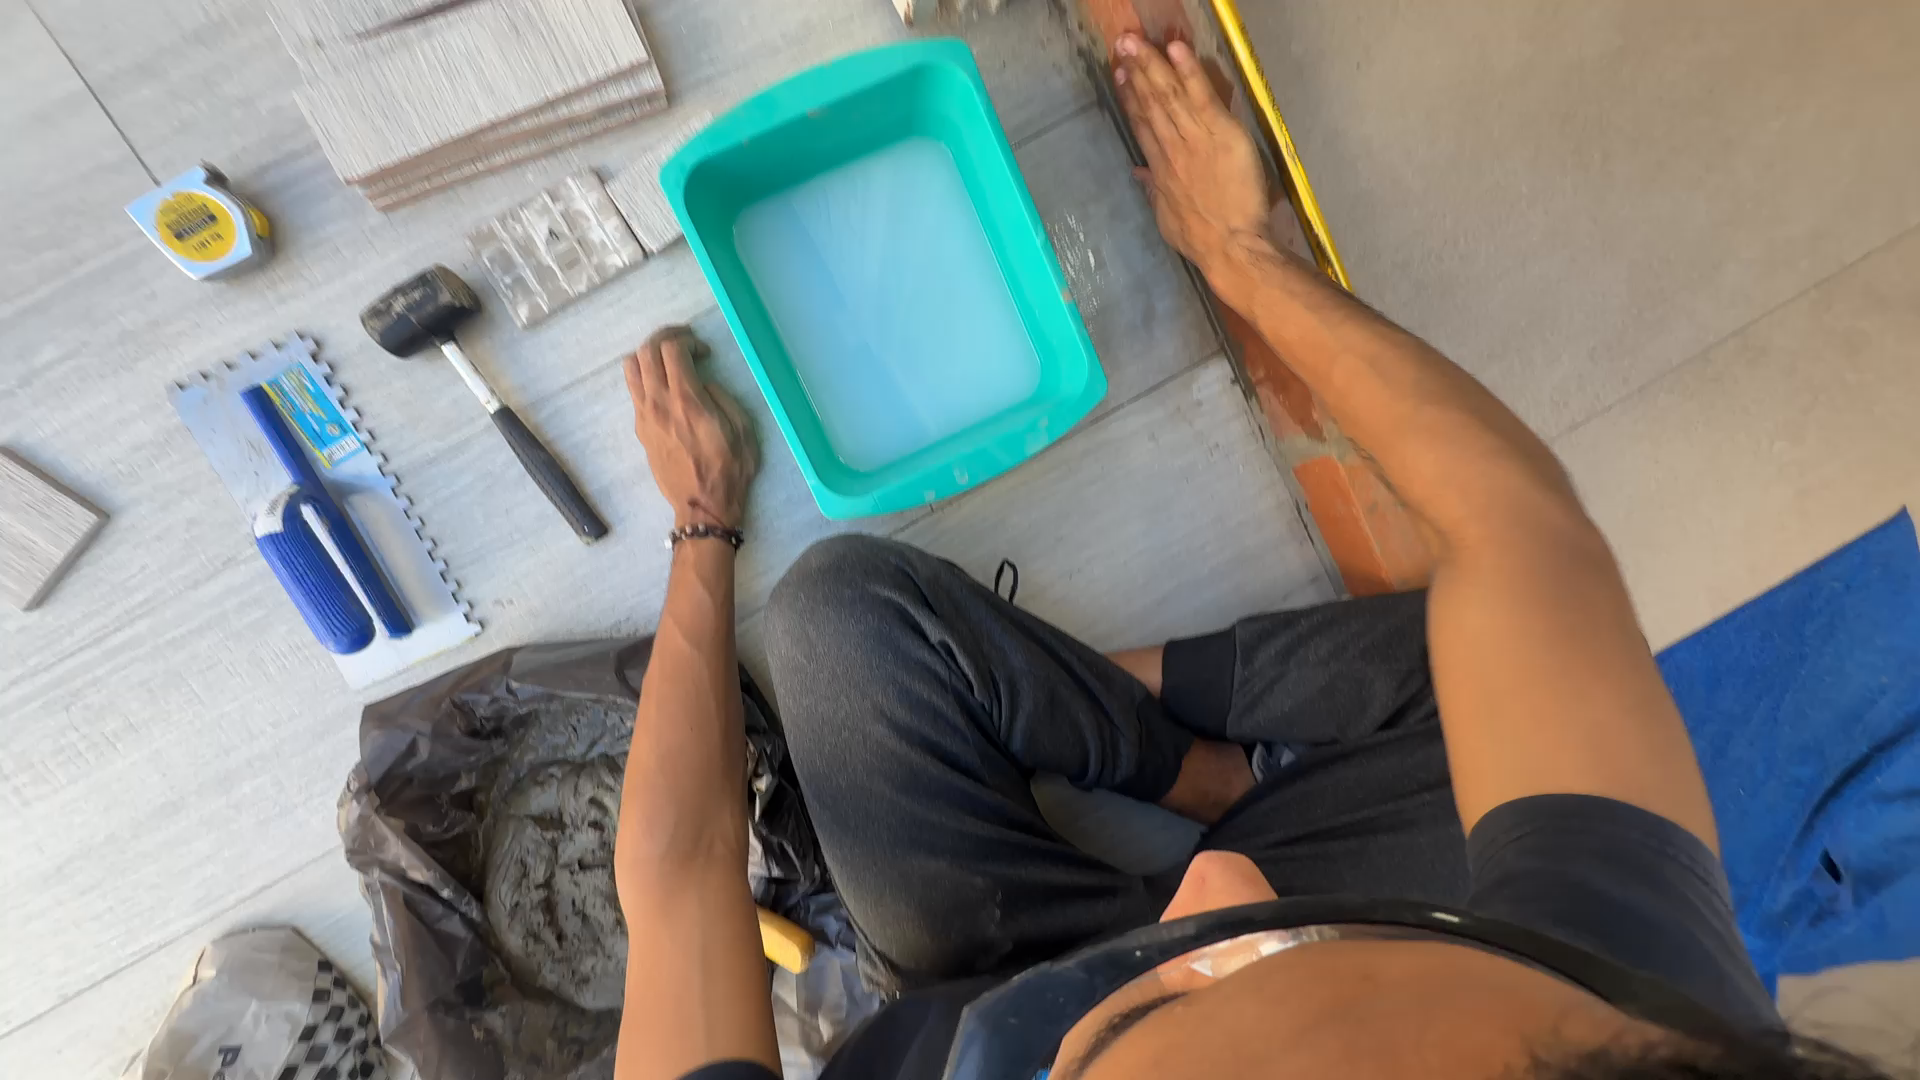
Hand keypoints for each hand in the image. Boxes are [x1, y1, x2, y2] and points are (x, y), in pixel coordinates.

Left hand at [624, 326, 758, 529]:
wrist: (702, 506)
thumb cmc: (730, 471)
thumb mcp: (743, 431)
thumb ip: (722, 399)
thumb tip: (703, 385)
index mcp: (687, 401)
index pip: (672, 349)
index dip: (688, 340)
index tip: (704, 351)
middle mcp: (659, 403)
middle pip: (646, 351)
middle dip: (666, 338)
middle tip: (685, 344)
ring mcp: (644, 416)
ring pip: (632, 367)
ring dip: (649, 355)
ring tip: (669, 361)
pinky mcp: (640, 429)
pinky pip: (634, 390)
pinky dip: (646, 377)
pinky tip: (666, 388)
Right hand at [1113, 34, 1274, 291]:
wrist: (1229, 245)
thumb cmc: (1201, 239)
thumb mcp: (1167, 219)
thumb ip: (1154, 192)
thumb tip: (1139, 173)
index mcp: (1161, 170)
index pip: (1143, 126)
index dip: (1132, 99)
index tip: (1122, 76)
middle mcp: (1172, 150)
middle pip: (1151, 104)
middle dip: (1137, 72)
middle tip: (1122, 44)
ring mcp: (1193, 140)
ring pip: (1169, 96)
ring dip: (1153, 65)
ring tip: (1137, 41)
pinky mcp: (1218, 134)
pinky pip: (1200, 97)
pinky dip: (1188, 71)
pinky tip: (1174, 49)